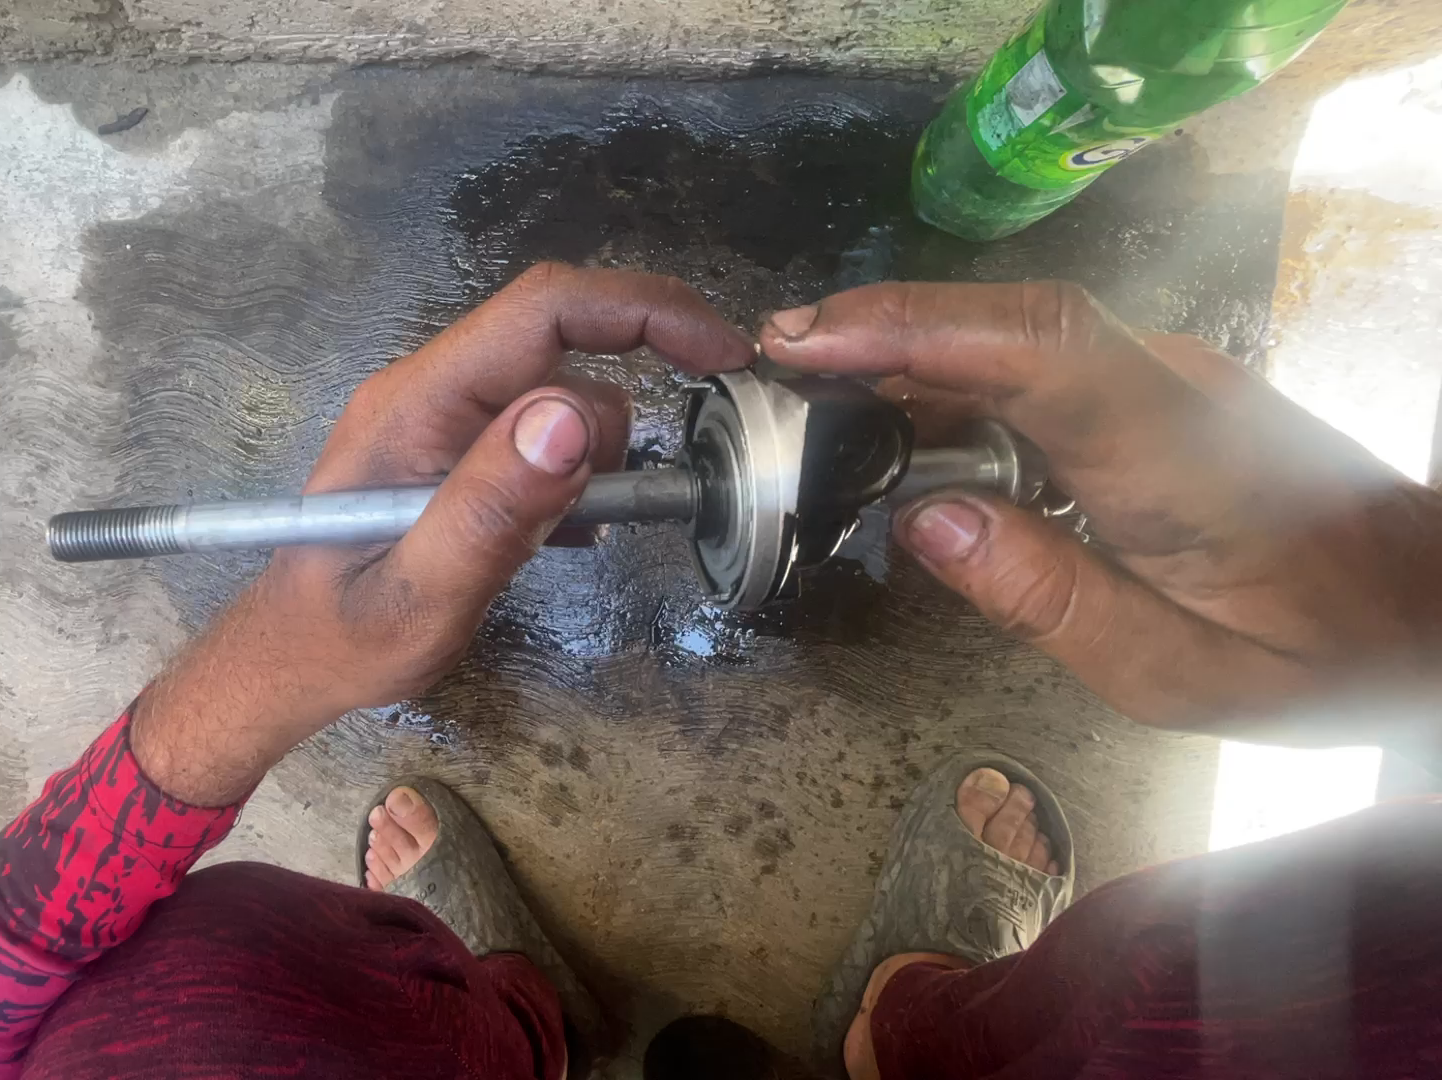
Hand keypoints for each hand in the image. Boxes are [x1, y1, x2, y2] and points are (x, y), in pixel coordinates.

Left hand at [135, 263, 752, 801]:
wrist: (291, 658)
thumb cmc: (343, 639)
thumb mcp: (420, 593)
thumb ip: (490, 509)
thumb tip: (573, 416)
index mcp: (415, 404)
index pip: (542, 310)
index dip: (644, 311)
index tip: (722, 355)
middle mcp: (429, 390)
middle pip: (558, 350)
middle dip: (607, 424)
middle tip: (597, 511)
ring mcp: (441, 418)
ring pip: (558, 398)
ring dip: (587, 463)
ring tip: (554, 537)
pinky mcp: (454, 450)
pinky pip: (539, 437)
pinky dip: (570, 478)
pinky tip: (553, 533)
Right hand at [761, 281, 1441, 745]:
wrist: (1429, 605)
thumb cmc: (1315, 650)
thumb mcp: (1180, 672)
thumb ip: (1050, 599)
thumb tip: (925, 520)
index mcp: (1180, 456)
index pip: (1039, 353)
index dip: (915, 331)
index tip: (811, 343)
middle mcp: (1165, 387)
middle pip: (1005, 326)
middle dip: (878, 328)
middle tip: (774, 356)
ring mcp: (1150, 379)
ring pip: (1001, 339)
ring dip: (891, 351)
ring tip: (799, 383)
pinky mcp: (1128, 390)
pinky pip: (1013, 369)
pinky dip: (927, 378)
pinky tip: (871, 408)